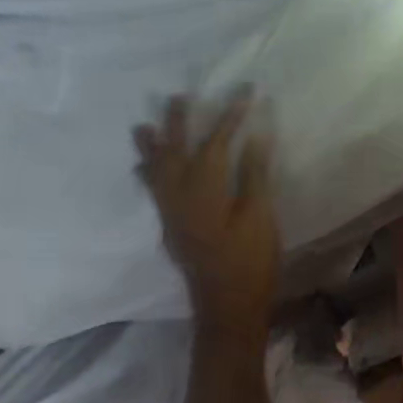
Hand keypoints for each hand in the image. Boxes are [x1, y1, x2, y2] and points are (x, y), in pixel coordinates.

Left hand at [135, 94, 279, 335]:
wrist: (227, 309)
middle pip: (173, 153)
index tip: (244, 92)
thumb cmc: (249, 260)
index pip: (215, 143)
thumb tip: (253, 136)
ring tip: (143, 127)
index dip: (228, 116)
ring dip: (152, 148)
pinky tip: (145, 170)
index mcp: (204, 191)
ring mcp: (172, 216)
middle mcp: (180, 199)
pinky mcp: (172, 229)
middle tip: (176, 97)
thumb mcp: (260, 214)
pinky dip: (148, 173)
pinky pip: (153, 191)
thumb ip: (253, 174)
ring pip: (156, 173)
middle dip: (175, 124)